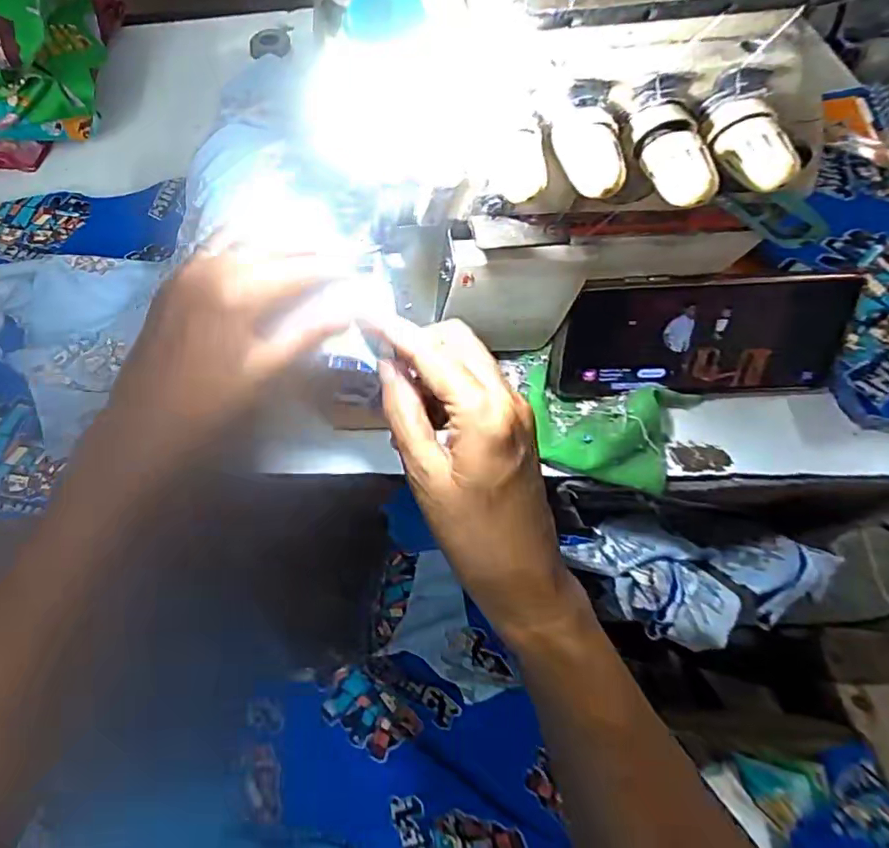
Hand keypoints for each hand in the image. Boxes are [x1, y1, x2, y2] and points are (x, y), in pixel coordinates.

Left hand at [80, 246, 346, 484]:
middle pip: (271, 246)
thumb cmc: (207, 409)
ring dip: (273, 240)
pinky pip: (210, 246)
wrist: (141, 425)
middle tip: (339, 252)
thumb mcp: (263, 375)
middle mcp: (213, 268)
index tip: (358, 268)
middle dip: (308, 248)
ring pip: (239, 238)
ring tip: (303, 246)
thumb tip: (349, 310)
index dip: (332, 269)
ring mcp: (187, 270)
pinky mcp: (172, 280)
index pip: (299, 269)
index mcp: (240, 291)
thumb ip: (306, 335)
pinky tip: (252, 247)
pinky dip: (236, 241)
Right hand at [366, 316, 586, 643]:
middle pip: (457, 339)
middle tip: (382, 365)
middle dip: (417, 341)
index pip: (431, 351)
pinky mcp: (516, 420)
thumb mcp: (423, 471)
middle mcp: (507, 397)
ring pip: (468, 356)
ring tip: (401, 398)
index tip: (365, 315)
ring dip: (432, 361)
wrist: (523, 573)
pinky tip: (425, 413)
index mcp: (483, 410)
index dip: (395, 330)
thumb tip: (388, 367)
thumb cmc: (468, 531)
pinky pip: (477, 380)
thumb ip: (402, 412)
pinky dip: (448, 381)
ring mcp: (516, 407)